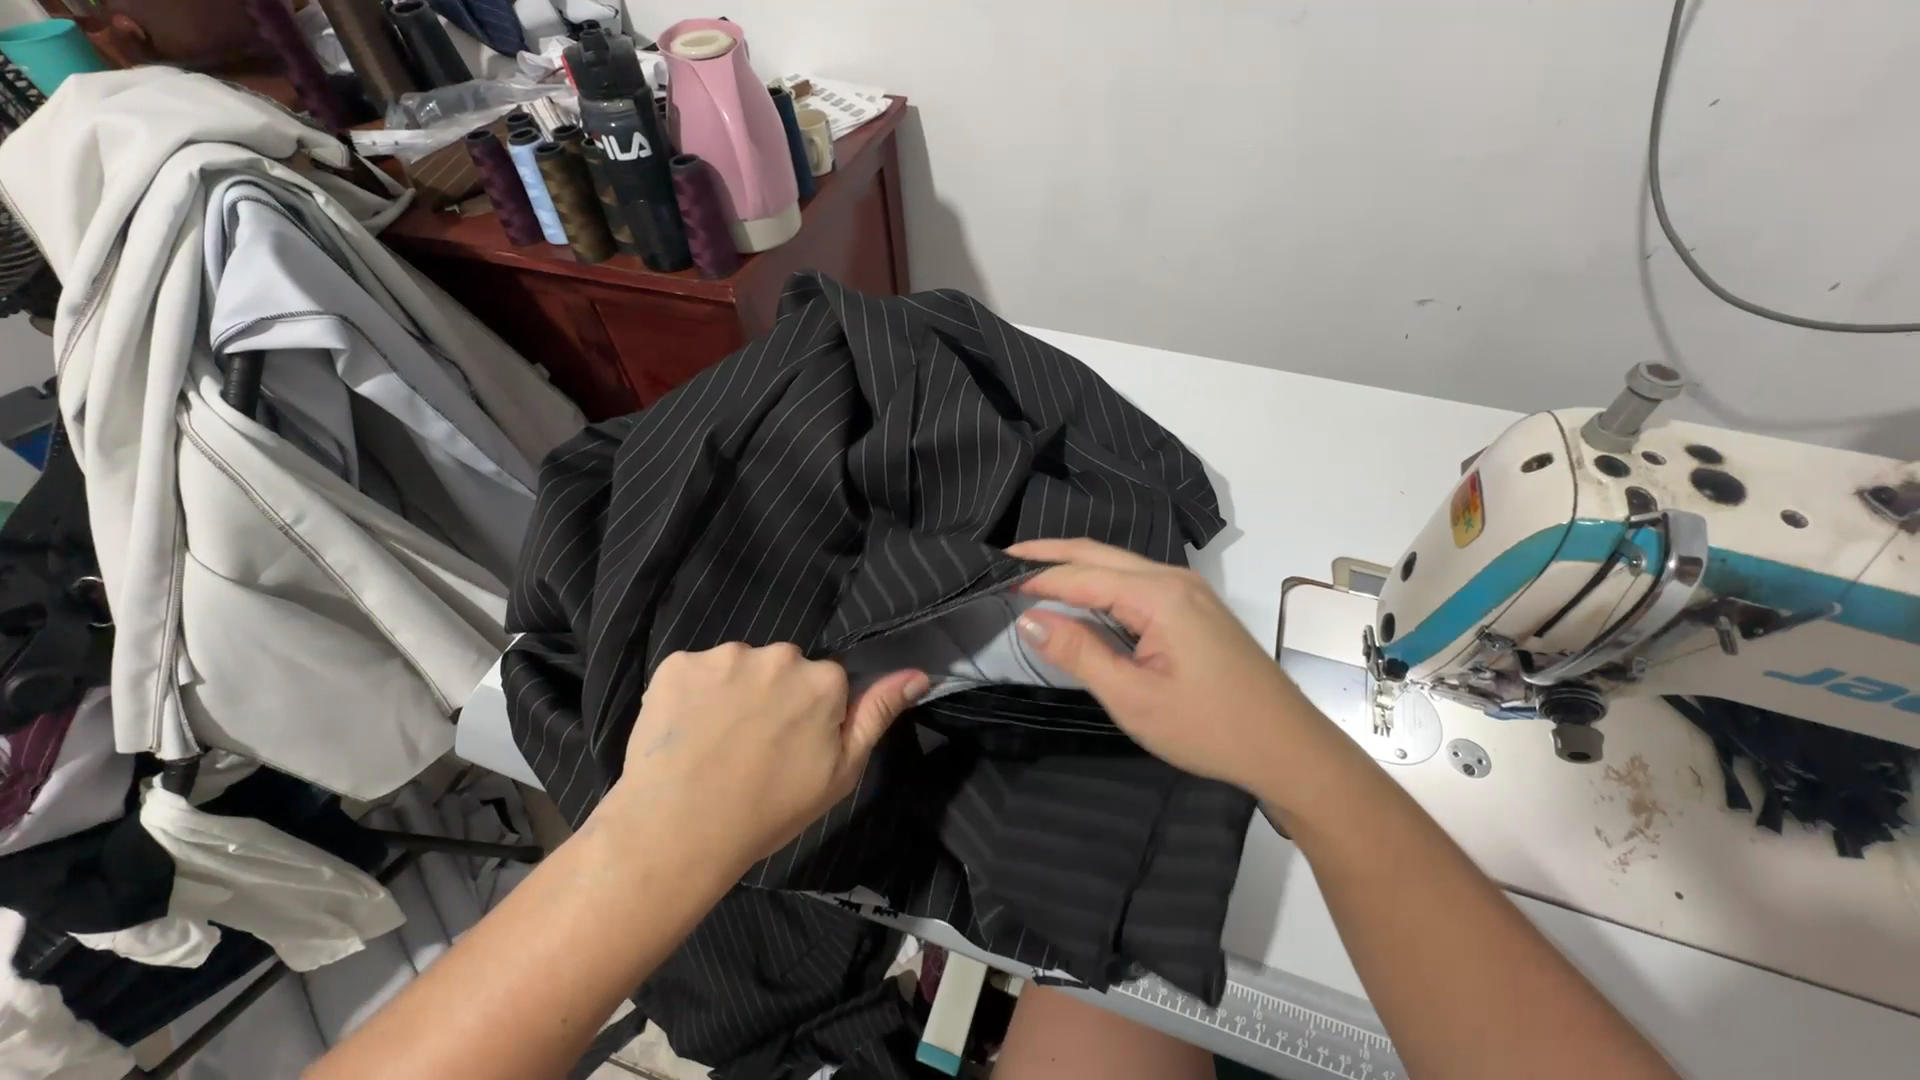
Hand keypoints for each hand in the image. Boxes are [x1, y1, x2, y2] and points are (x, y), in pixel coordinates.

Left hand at [605, 643, 927, 868]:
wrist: (679, 829)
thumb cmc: (770, 809)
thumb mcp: (841, 772)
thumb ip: (877, 714)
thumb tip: (918, 674)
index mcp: (824, 679)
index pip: (825, 684)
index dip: (809, 717)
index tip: (790, 749)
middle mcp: (779, 655)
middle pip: (782, 669)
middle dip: (772, 697)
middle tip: (751, 748)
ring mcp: (724, 656)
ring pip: (738, 668)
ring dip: (731, 693)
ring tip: (714, 743)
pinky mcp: (677, 664)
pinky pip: (694, 672)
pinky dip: (691, 695)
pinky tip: (685, 732)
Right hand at [1010, 538, 1322, 795]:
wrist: (1288, 748)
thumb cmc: (1209, 728)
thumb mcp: (1133, 698)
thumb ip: (1079, 653)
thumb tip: (1029, 618)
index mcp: (1159, 595)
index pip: (1081, 574)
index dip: (1037, 578)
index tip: (994, 582)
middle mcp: (1174, 579)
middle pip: (1099, 554)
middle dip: (1050, 554)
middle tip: (1003, 560)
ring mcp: (1189, 591)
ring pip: (1119, 566)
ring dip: (1075, 568)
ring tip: (1031, 575)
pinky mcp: (1196, 608)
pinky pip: (1137, 584)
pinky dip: (1100, 585)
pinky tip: (1080, 598)